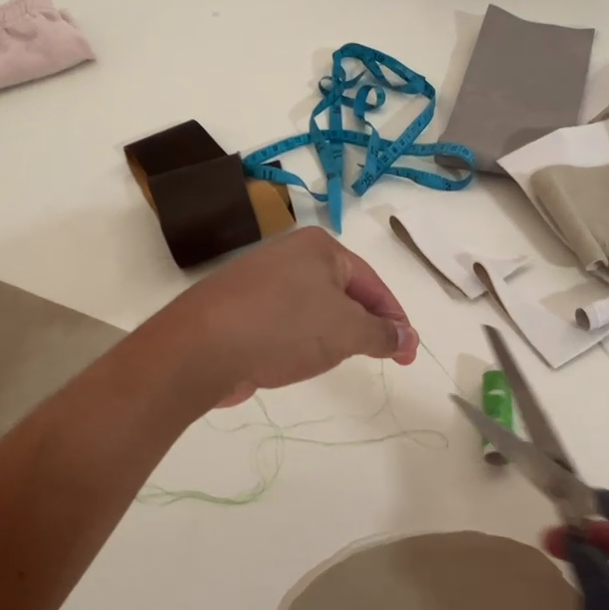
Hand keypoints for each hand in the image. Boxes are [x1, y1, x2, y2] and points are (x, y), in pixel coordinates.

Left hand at [161, 228, 418, 407]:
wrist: (201, 347)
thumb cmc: (284, 327)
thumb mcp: (347, 331)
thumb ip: (382, 334)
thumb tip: (405, 337)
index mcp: (320, 248)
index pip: (373, 283)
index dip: (395, 319)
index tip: (407, 353)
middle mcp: (289, 255)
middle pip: (343, 293)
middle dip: (363, 326)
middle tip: (377, 358)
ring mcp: (259, 280)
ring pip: (312, 309)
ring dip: (330, 335)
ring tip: (331, 361)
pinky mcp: (237, 308)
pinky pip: (283, 322)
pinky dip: (298, 341)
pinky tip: (292, 361)